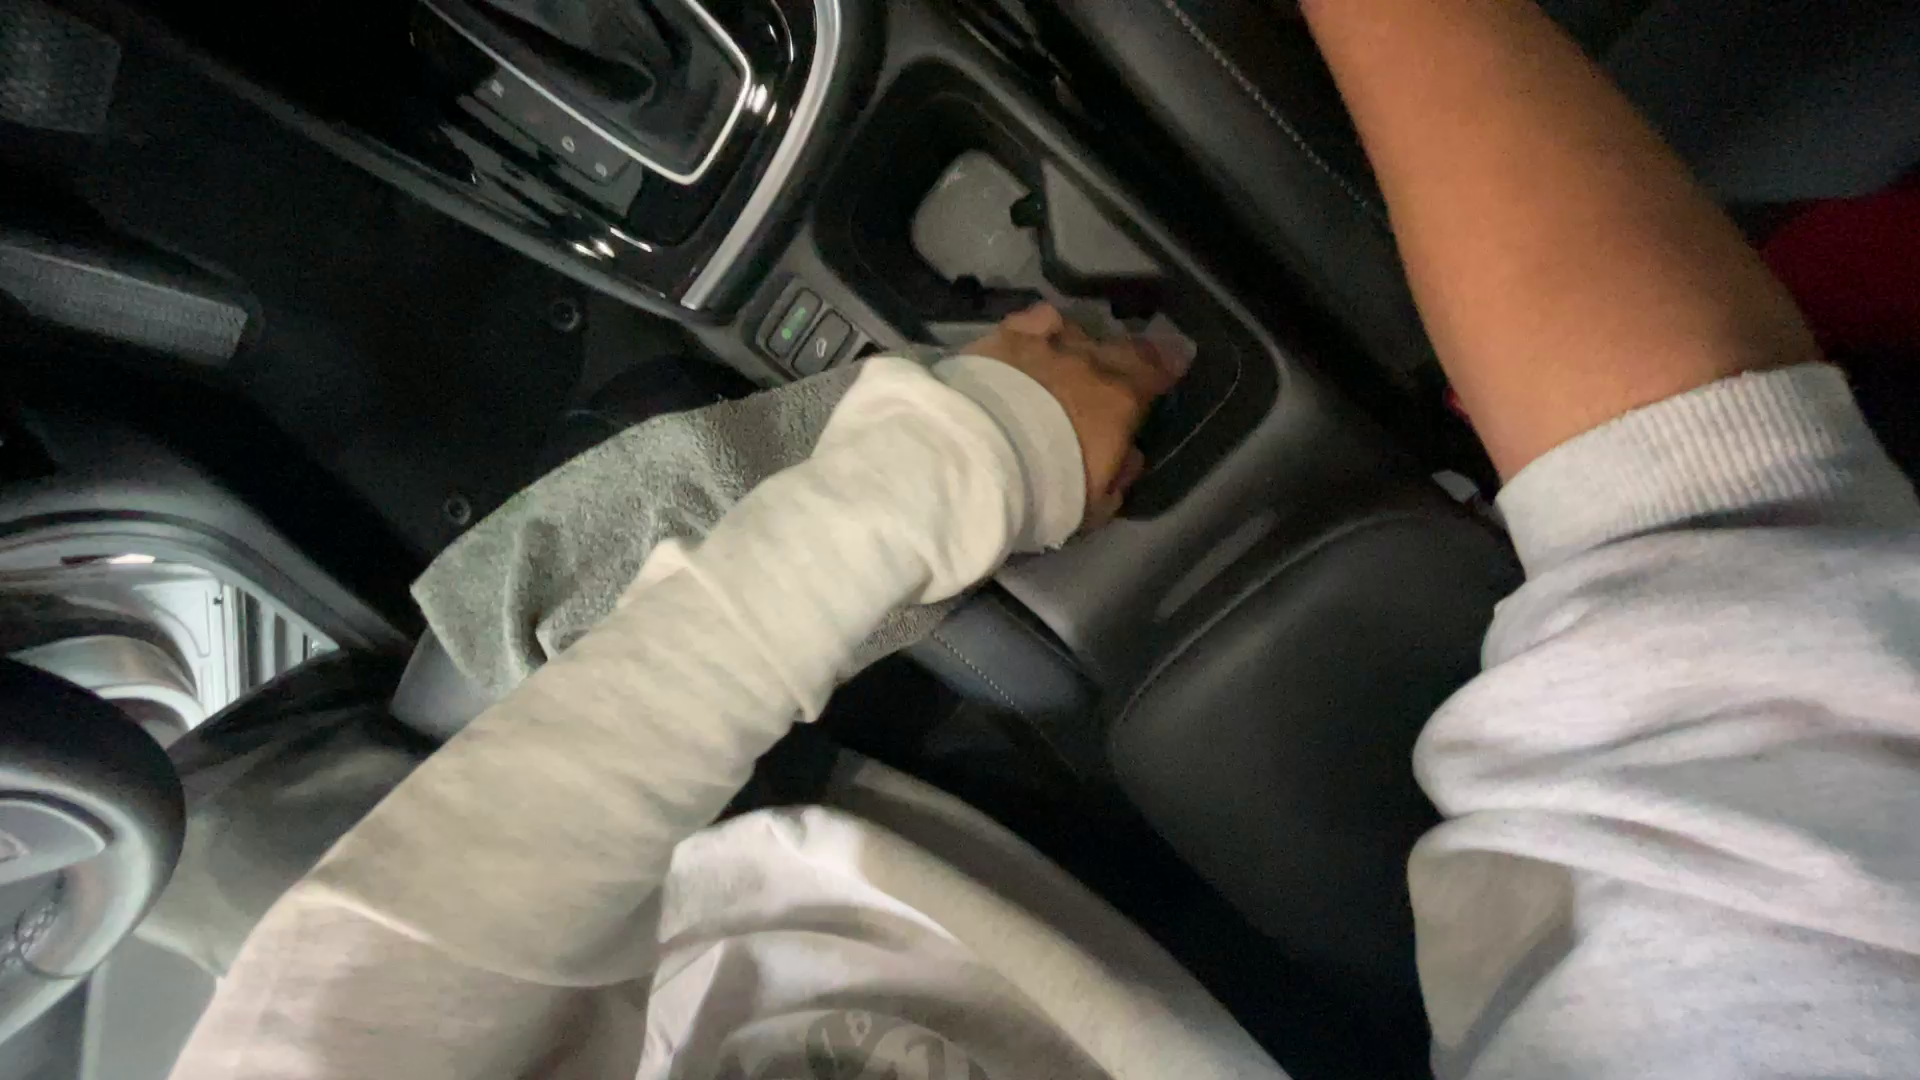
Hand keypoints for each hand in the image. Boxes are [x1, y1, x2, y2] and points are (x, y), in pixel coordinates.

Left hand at [962, 304, 1179, 528]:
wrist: (978, 458)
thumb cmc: (1043, 489)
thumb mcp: (1092, 503)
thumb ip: (1118, 475)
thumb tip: (1129, 457)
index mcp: (1120, 401)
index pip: (1157, 373)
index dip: (1167, 366)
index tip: (1176, 361)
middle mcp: (1090, 362)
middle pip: (1121, 347)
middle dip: (1131, 352)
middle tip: (1132, 356)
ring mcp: (1046, 344)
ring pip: (1077, 330)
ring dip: (1081, 341)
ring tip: (1073, 352)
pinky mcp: (1005, 337)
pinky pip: (1035, 320)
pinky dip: (1042, 327)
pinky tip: (1036, 334)